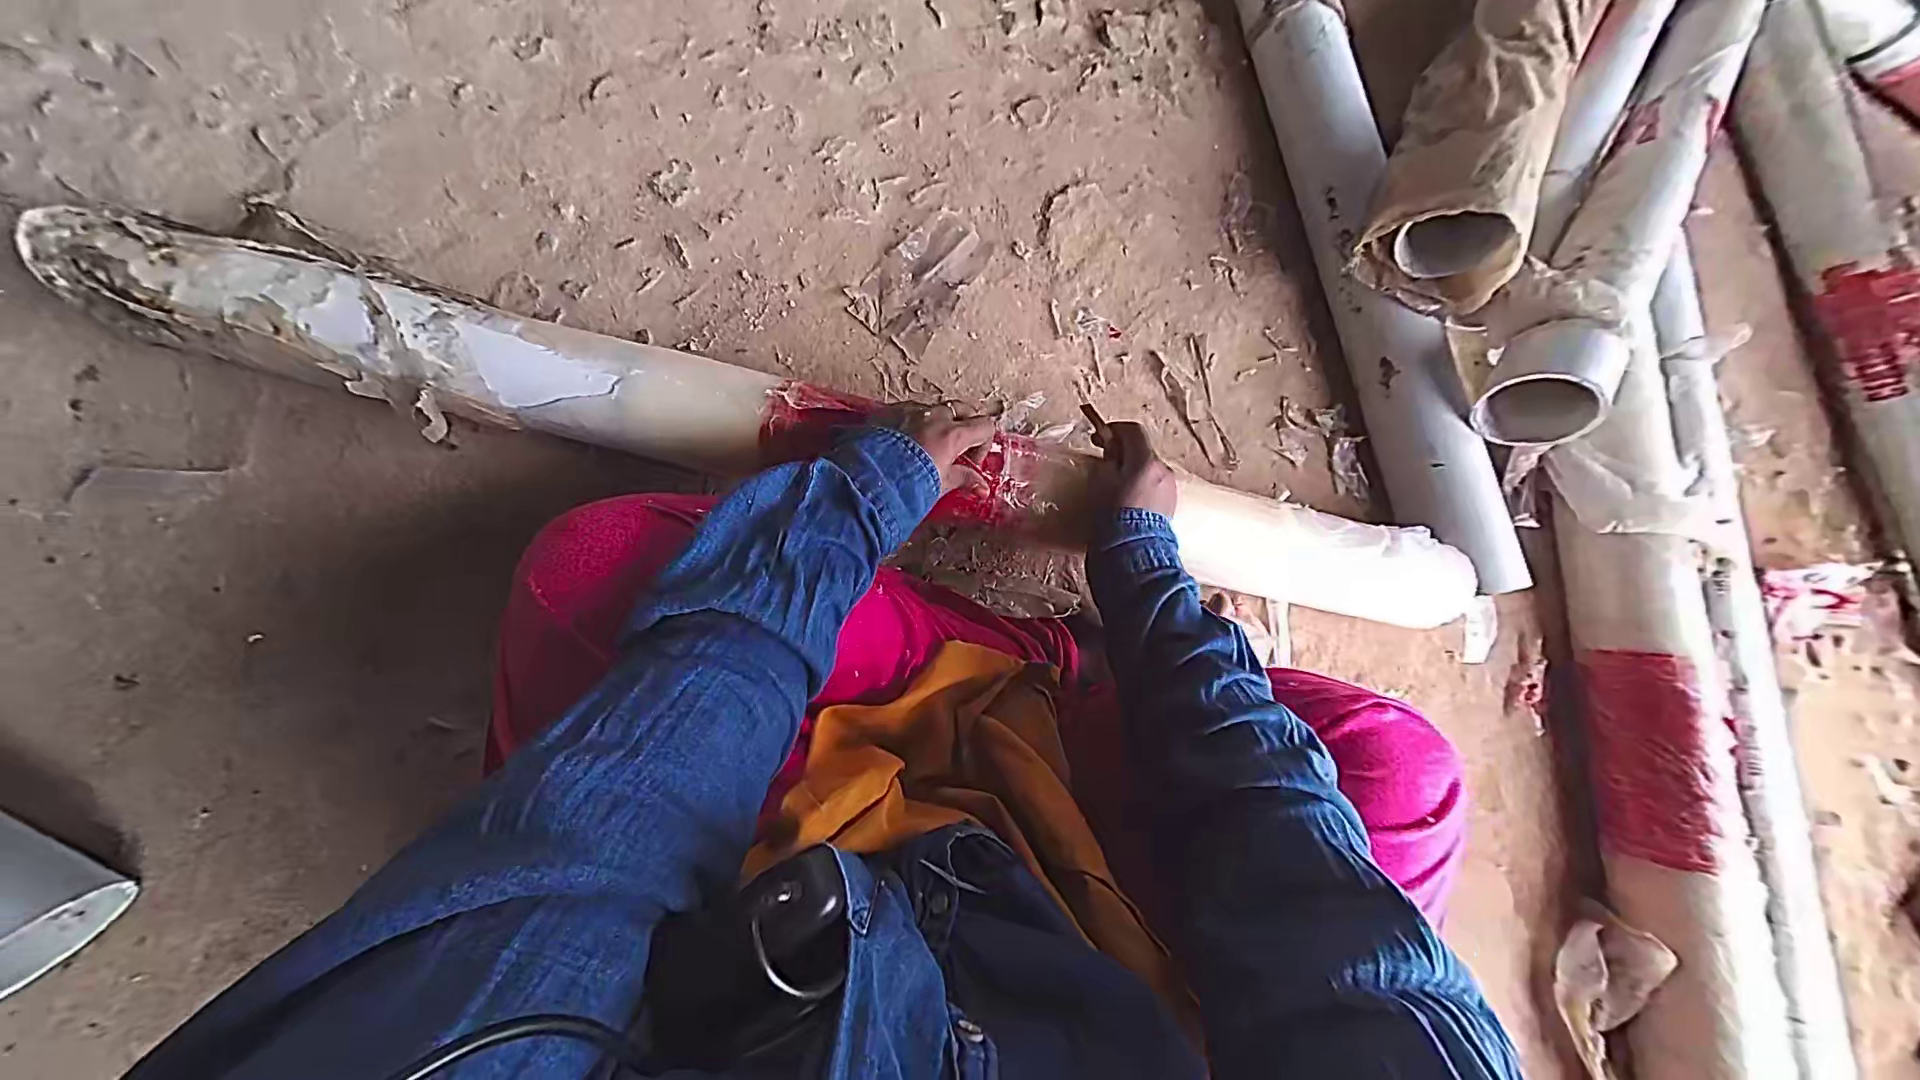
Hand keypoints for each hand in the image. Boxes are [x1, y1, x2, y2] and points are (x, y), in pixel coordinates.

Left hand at [877, 403, 997, 492]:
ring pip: (935, 409)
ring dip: (938, 424)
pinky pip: (910, 411)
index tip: (971, 461)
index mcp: (952, 435)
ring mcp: (910, 411)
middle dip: (965, 427)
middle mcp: (933, 417)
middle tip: (957, 450)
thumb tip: (980, 486)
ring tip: (928, 449)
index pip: (984, 426)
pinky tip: (906, 443)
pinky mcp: (889, 412)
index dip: (983, 444)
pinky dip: (915, 423)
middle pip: (962, 410)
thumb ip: (963, 479)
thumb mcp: (939, 485)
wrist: (865, 484)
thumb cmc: (903, 487)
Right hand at [1089, 416, 1176, 518]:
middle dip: (1123, 452)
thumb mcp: (1102, 483)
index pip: (1133, 431)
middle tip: (1104, 460)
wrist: (1135, 549)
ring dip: (1133, 470)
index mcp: (1145, 461)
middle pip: (1142, 450)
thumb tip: (1110, 447)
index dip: (1114, 429)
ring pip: (1149, 469)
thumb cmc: (1113, 516)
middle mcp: (1162, 469)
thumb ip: (1107, 460)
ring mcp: (1169, 487)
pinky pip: (1155, 485)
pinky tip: (1129, 500)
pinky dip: (1142, 485)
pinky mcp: (1171, 503)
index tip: (1100, 436)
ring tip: (1115, 484)